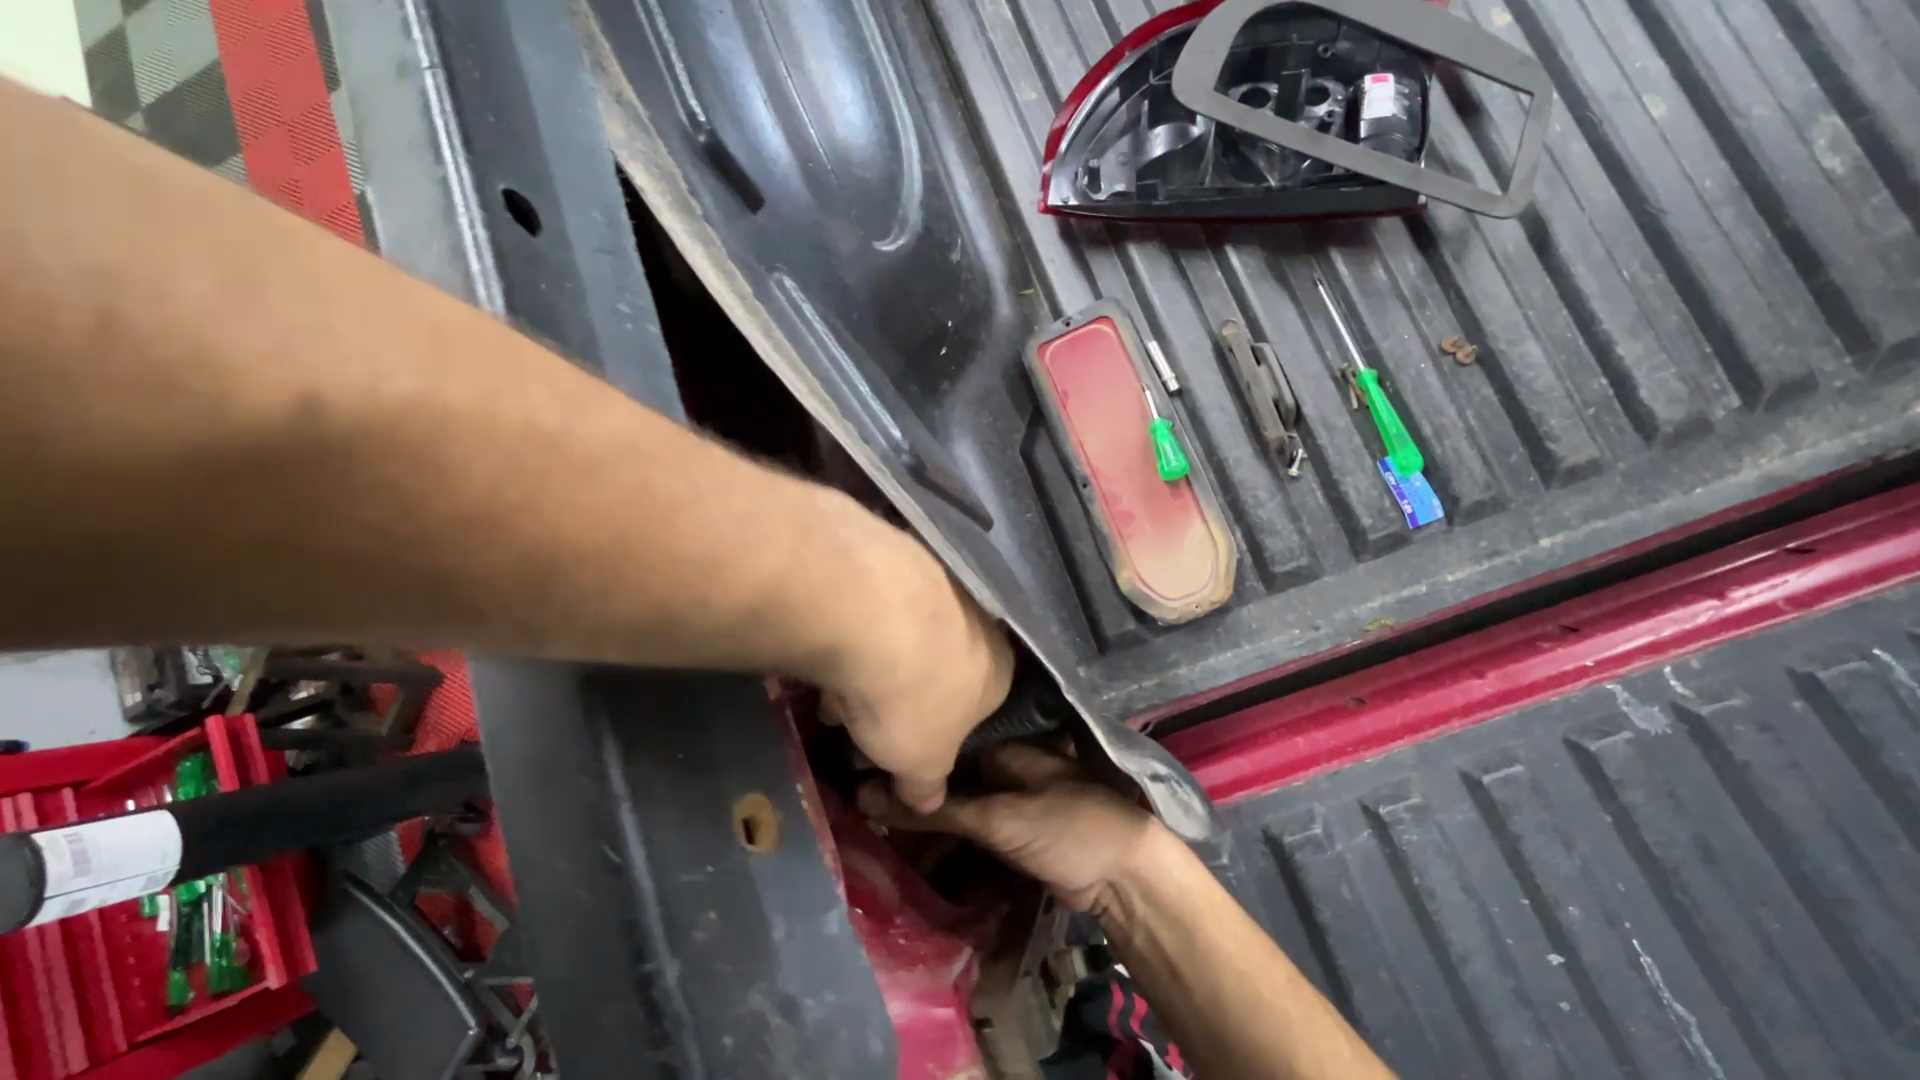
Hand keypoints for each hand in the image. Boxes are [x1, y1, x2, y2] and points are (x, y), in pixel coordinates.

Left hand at [821, 527, 1014, 812]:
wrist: (874, 613)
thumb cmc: (912, 702)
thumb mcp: (920, 766)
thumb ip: (926, 787)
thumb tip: (927, 805)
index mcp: (1000, 674)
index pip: (977, 708)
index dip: (936, 732)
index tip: (899, 747)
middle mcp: (980, 623)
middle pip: (938, 668)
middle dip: (898, 697)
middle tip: (858, 721)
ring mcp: (941, 584)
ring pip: (906, 634)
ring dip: (872, 663)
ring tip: (831, 689)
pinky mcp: (899, 554)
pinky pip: (879, 603)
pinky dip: (857, 626)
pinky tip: (827, 644)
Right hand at [858, 743, 1162, 912]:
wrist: (1124, 878)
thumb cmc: (1067, 828)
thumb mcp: (999, 818)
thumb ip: (938, 809)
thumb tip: (867, 796)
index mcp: (1006, 744)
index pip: (943, 741)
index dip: (907, 755)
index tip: (860, 765)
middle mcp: (1005, 763)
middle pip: (946, 773)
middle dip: (911, 790)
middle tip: (860, 803)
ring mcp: (1009, 798)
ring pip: (954, 801)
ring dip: (924, 817)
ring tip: (875, 828)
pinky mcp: (1012, 831)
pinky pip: (967, 827)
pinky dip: (943, 836)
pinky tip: (911, 848)